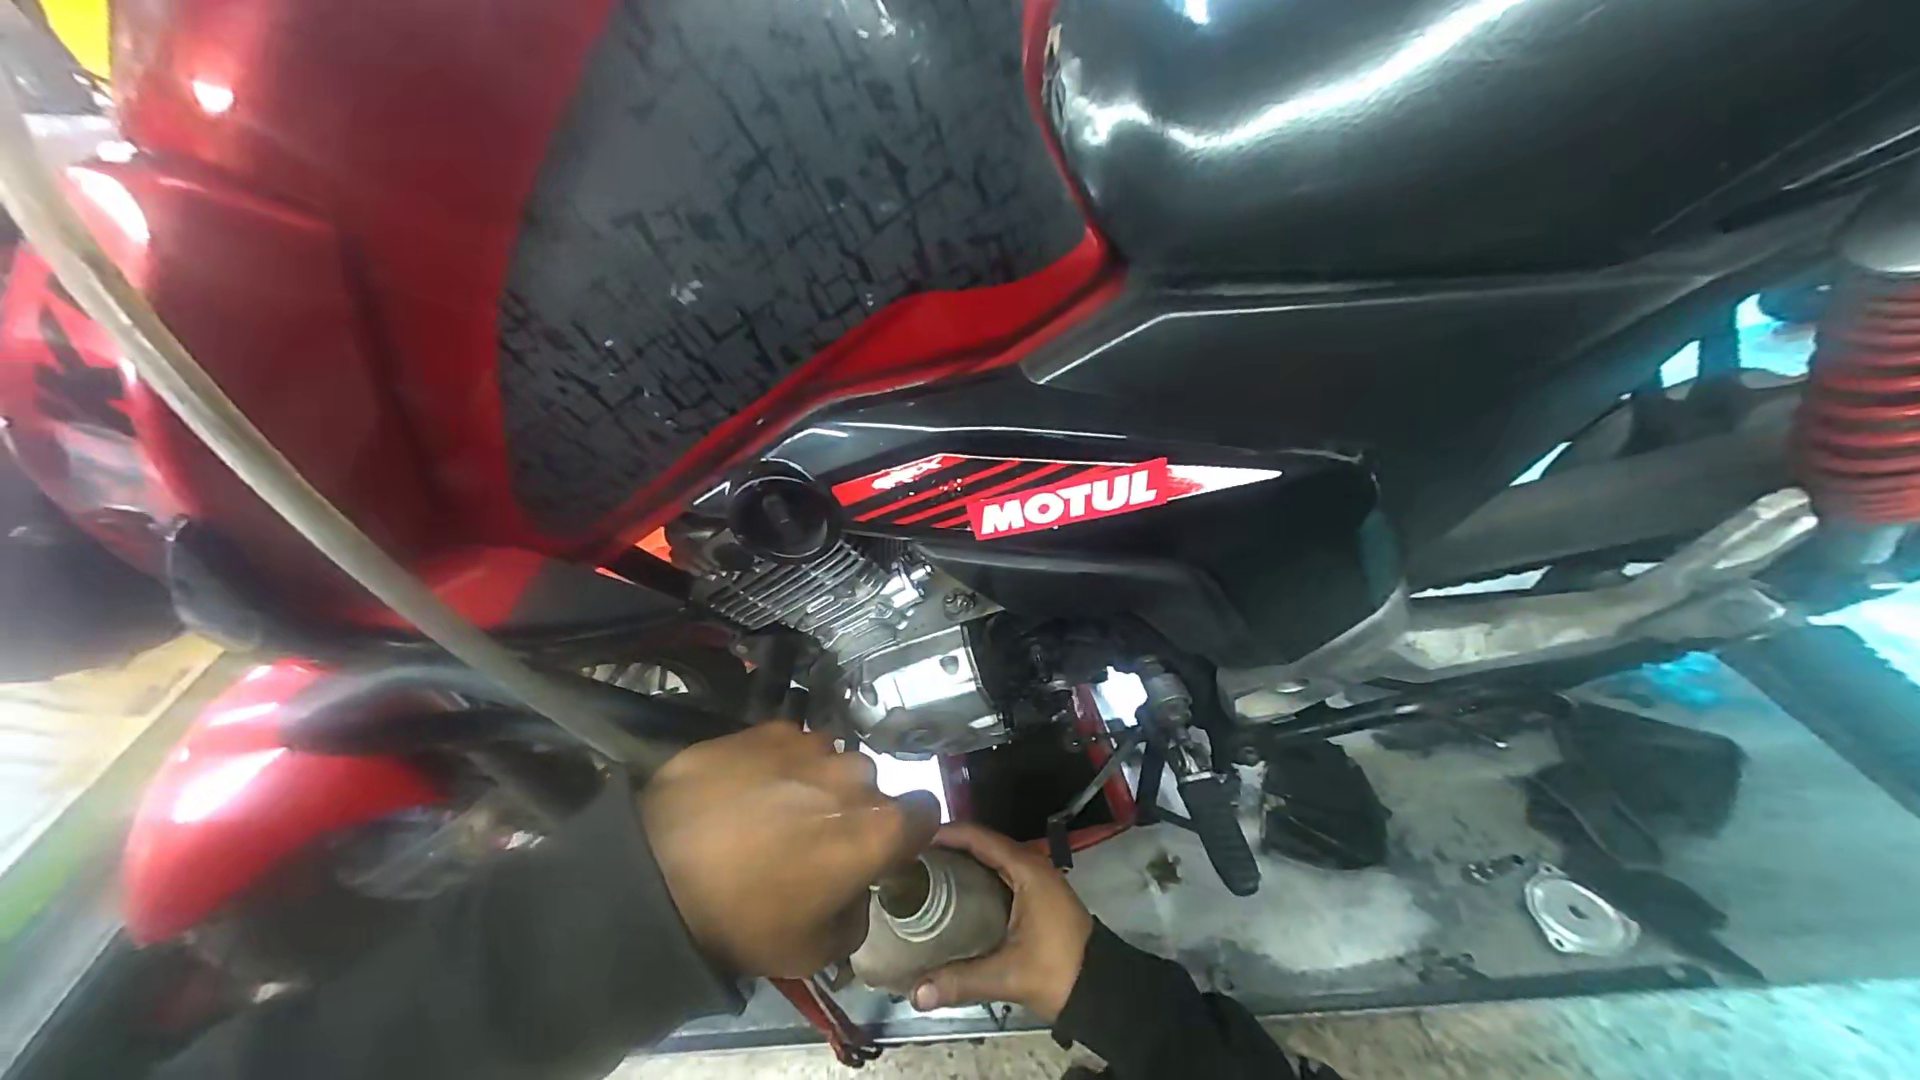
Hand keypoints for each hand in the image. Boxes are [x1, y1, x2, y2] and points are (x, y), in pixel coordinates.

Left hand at [638, 722, 940, 978]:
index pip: (926, 812)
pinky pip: (791, 746)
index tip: (885, 847)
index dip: (910, 832)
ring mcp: (810, 745)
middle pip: (871, 788)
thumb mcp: (813, 952)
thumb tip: (855, 891)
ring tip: (775, 810)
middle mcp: (853, 775)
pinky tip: (747, 789)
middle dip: (855, 811)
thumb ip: (858, 918)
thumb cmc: (745, 918)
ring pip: (830, 763)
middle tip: (815, 837)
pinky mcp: (768, 729)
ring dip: (817, 784)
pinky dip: (781, 764)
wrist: (657, 872)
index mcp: (877, 826)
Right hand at [908, 824, 1093, 1022]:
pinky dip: (977, 872)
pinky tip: (955, 890)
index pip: (980, 837)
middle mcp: (1031, 864)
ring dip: (963, 858)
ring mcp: (1036, 878)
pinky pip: (1000, 870)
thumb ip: (962, 980)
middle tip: (915, 854)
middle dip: (950, 844)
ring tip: (928, 868)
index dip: (947, 833)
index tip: (916, 836)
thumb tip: (916, 993)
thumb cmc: (1058, 971)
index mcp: (1026, 869)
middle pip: (984, 842)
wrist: (1104, 989)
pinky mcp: (1037, 893)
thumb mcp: (1008, 975)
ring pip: (993, 856)